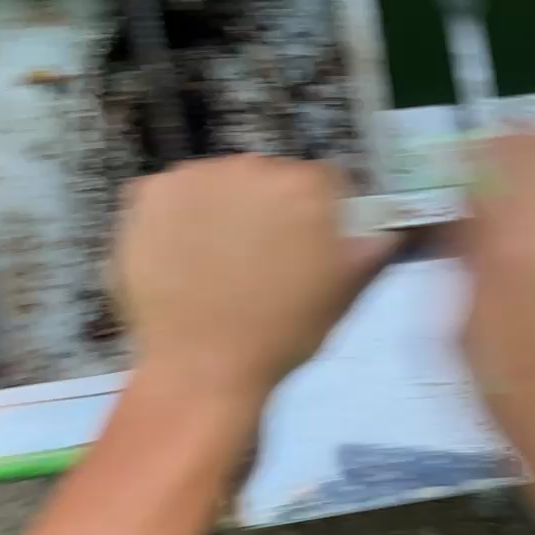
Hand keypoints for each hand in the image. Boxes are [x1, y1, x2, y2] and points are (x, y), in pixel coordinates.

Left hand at [111, 156, 395, 406]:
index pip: (324, 184)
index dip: (319, 218)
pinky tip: (184, 258)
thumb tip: (387, 231)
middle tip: (261, 264)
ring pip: (219, 184)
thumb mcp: (340, 298)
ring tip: (218, 266)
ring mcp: (195, 176)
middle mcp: (252, 166)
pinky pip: (173, 195)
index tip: (307, 252)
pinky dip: (179, 218)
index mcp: (307, 188)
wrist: (203, 368)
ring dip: (223, 211)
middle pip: (268, 178)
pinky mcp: (147, 194)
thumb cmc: (282, 337)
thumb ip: (366, 254)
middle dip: (269, 212)